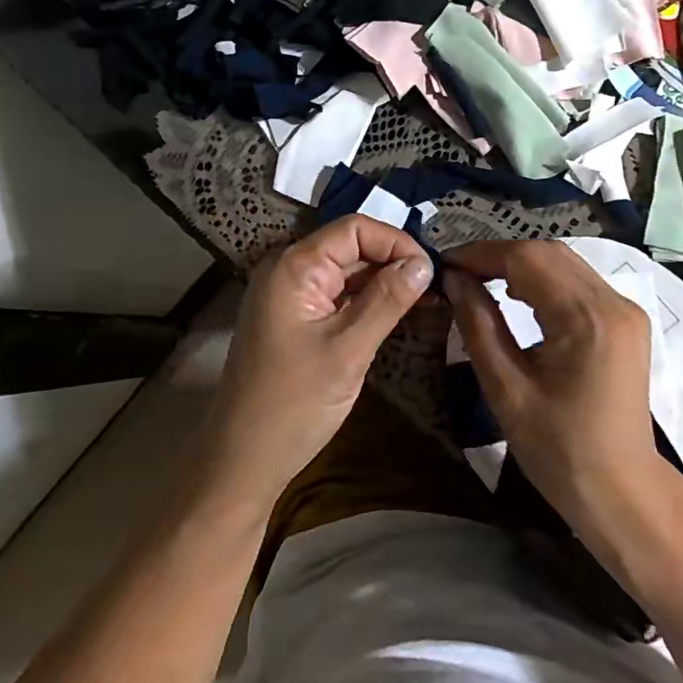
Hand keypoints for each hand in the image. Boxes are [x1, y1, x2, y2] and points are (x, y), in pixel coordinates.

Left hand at [199, 216, 433, 505]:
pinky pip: (332, 297)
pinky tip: (393, 315)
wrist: (245, 453)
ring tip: (425, 301)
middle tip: (437, 289)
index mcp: (293, 267)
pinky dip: (363, 302)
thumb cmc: (295, 403)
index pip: (353, 229)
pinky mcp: (291, 320)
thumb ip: (387, 300)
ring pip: (343, 273)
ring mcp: (286, 296)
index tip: (432, 271)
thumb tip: (424, 261)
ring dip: (381, 282)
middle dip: (392, 261)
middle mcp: (286, 271)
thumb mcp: (349, 349)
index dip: (395, 241)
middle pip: (348, 247)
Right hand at [443, 240, 661, 525]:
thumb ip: (477, 323)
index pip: (526, 258)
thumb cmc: (556, 447)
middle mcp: (613, 304)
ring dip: (518, 264)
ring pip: (563, 262)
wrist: (619, 490)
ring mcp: (625, 311)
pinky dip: (541, 279)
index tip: (443, 265)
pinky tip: (515, 295)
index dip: (479, 254)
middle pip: (548, 252)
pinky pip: (577, 281)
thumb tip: (452, 280)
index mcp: (585, 320)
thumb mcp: (503, 385)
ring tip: (478, 282)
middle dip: (497, 255)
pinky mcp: (625, 322)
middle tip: (456, 274)